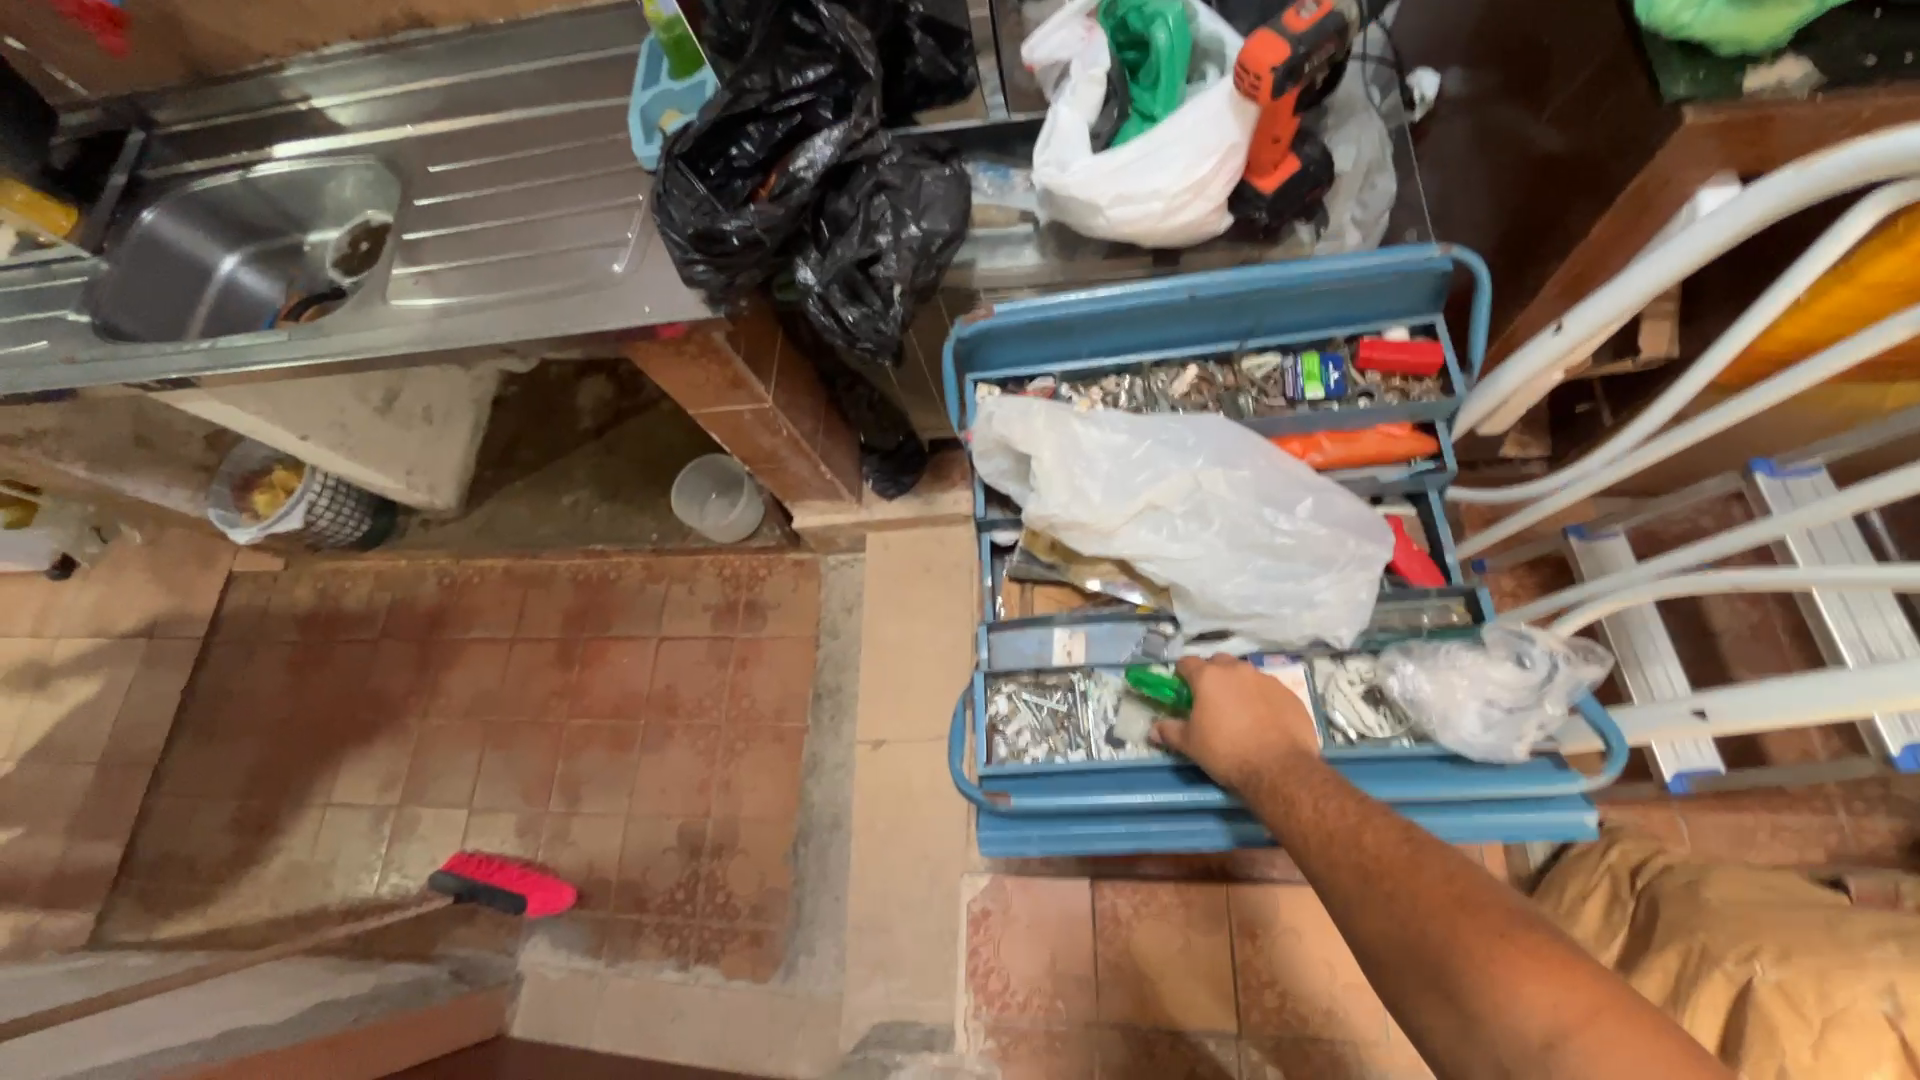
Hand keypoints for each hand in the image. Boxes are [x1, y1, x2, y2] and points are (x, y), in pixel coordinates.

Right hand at [1152, 654, 1320, 793]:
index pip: (1187, 662)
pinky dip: (1262, 700)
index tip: (1182, 689)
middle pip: (1219, 663)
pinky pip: (1269, 691)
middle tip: (1211, 699)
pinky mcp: (1290, 694)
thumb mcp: (1190, 745)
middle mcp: (1238, 670)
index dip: (1182, 674)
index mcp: (1208, 677)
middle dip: (1212, 675)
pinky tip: (1264, 721)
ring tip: (1240, 712)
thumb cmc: (1226, 752)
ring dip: (1239, 686)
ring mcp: (1267, 680)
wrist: (1280, 769)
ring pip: (1246, 675)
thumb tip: (1153, 730)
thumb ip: (1170, 732)